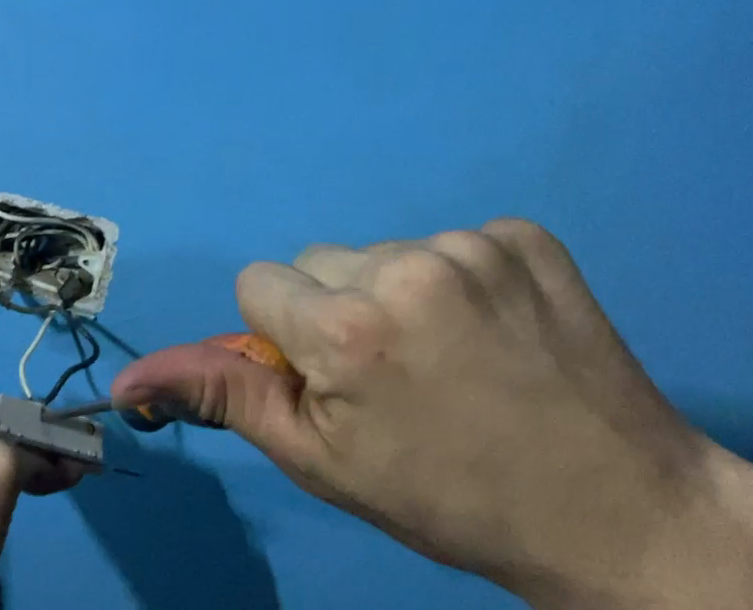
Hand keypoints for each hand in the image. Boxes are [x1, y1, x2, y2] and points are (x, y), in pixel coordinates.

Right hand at [111, 220, 716, 604]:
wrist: (624, 516)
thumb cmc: (449, 497)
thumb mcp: (322, 461)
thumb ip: (226, 397)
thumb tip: (128, 378)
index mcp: (344, 328)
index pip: (259, 286)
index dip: (287, 335)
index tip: (334, 377)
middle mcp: (401, 267)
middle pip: (318, 262)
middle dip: (333, 308)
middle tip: (394, 372)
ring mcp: (471, 245)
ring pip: (381, 251)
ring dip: (394, 294)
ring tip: (453, 355)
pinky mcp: (526, 236)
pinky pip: (451, 241)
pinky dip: (460, 280)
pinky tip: (500, 331)